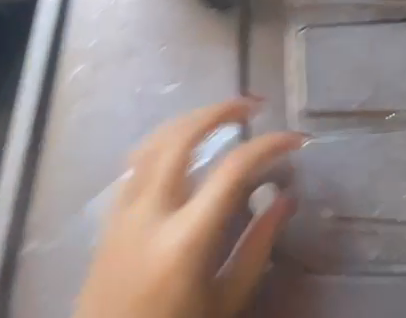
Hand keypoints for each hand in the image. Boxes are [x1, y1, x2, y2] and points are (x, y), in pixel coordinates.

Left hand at [73, 98, 304, 317]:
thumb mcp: (225, 302)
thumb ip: (257, 247)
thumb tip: (286, 198)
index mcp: (185, 240)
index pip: (233, 170)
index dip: (269, 146)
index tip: (296, 140)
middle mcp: (150, 214)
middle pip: (183, 137)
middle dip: (221, 110)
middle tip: (254, 106)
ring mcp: (124, 212)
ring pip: (155, 140)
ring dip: (192, 119)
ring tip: (222, 115)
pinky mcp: (110, 218)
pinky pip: (137, 161)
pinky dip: (166, 141)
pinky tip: (185, 145)